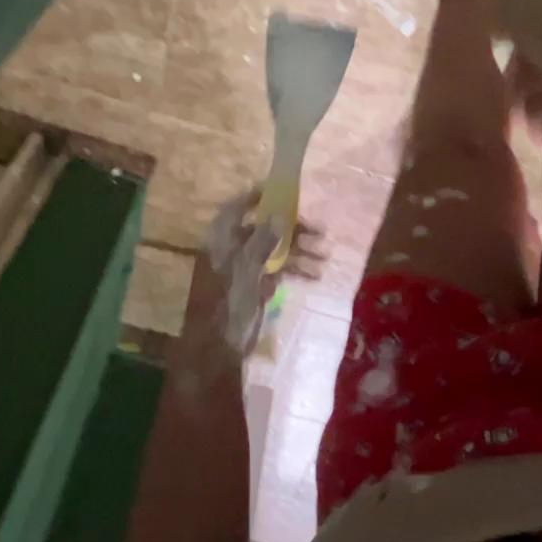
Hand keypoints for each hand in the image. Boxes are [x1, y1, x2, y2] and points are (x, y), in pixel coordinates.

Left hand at [180, 190, 324, 363]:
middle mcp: (232, 250)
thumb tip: (279, 215)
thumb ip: (262, 241)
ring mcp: (244, 269)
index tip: (284, 193)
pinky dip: (295, 270)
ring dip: (299, 251)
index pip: (237, 208)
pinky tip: (315, 275)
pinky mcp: (255, 287)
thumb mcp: (244, 268)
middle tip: (320, 231)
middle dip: (291, 228)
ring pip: (274, 250)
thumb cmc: (226, 302)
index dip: (257, 197)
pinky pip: (278, 271)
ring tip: (324, 257)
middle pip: (263, 229)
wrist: (217, 348)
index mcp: (220, 240)